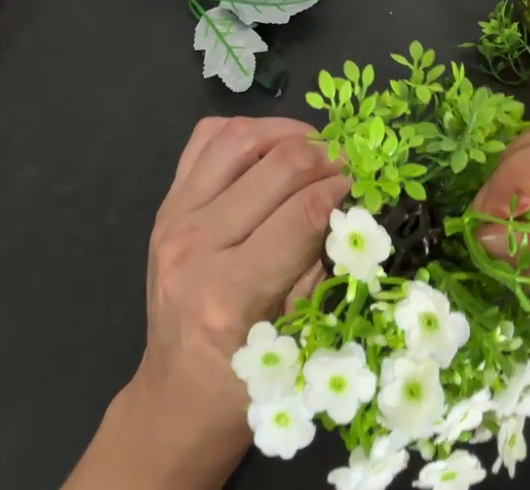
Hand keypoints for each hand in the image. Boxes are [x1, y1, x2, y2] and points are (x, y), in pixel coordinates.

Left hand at [65, 116, 348, 489]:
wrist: (175, 397)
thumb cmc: (244, 384)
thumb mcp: (298, 340)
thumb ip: (320, 267)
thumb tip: (351, 206)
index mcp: (229, 293)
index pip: (300, 213)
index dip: (340, 188)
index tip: (365, 182)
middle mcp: (194, 247)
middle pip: (274, 167)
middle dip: (323, 156)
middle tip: (349, 162)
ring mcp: (173, 220)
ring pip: (237, 139)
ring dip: (286, 132)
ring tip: (315, 147)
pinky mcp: (165, 206)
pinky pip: (205, 141)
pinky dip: (244, 131)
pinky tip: (271, 147)